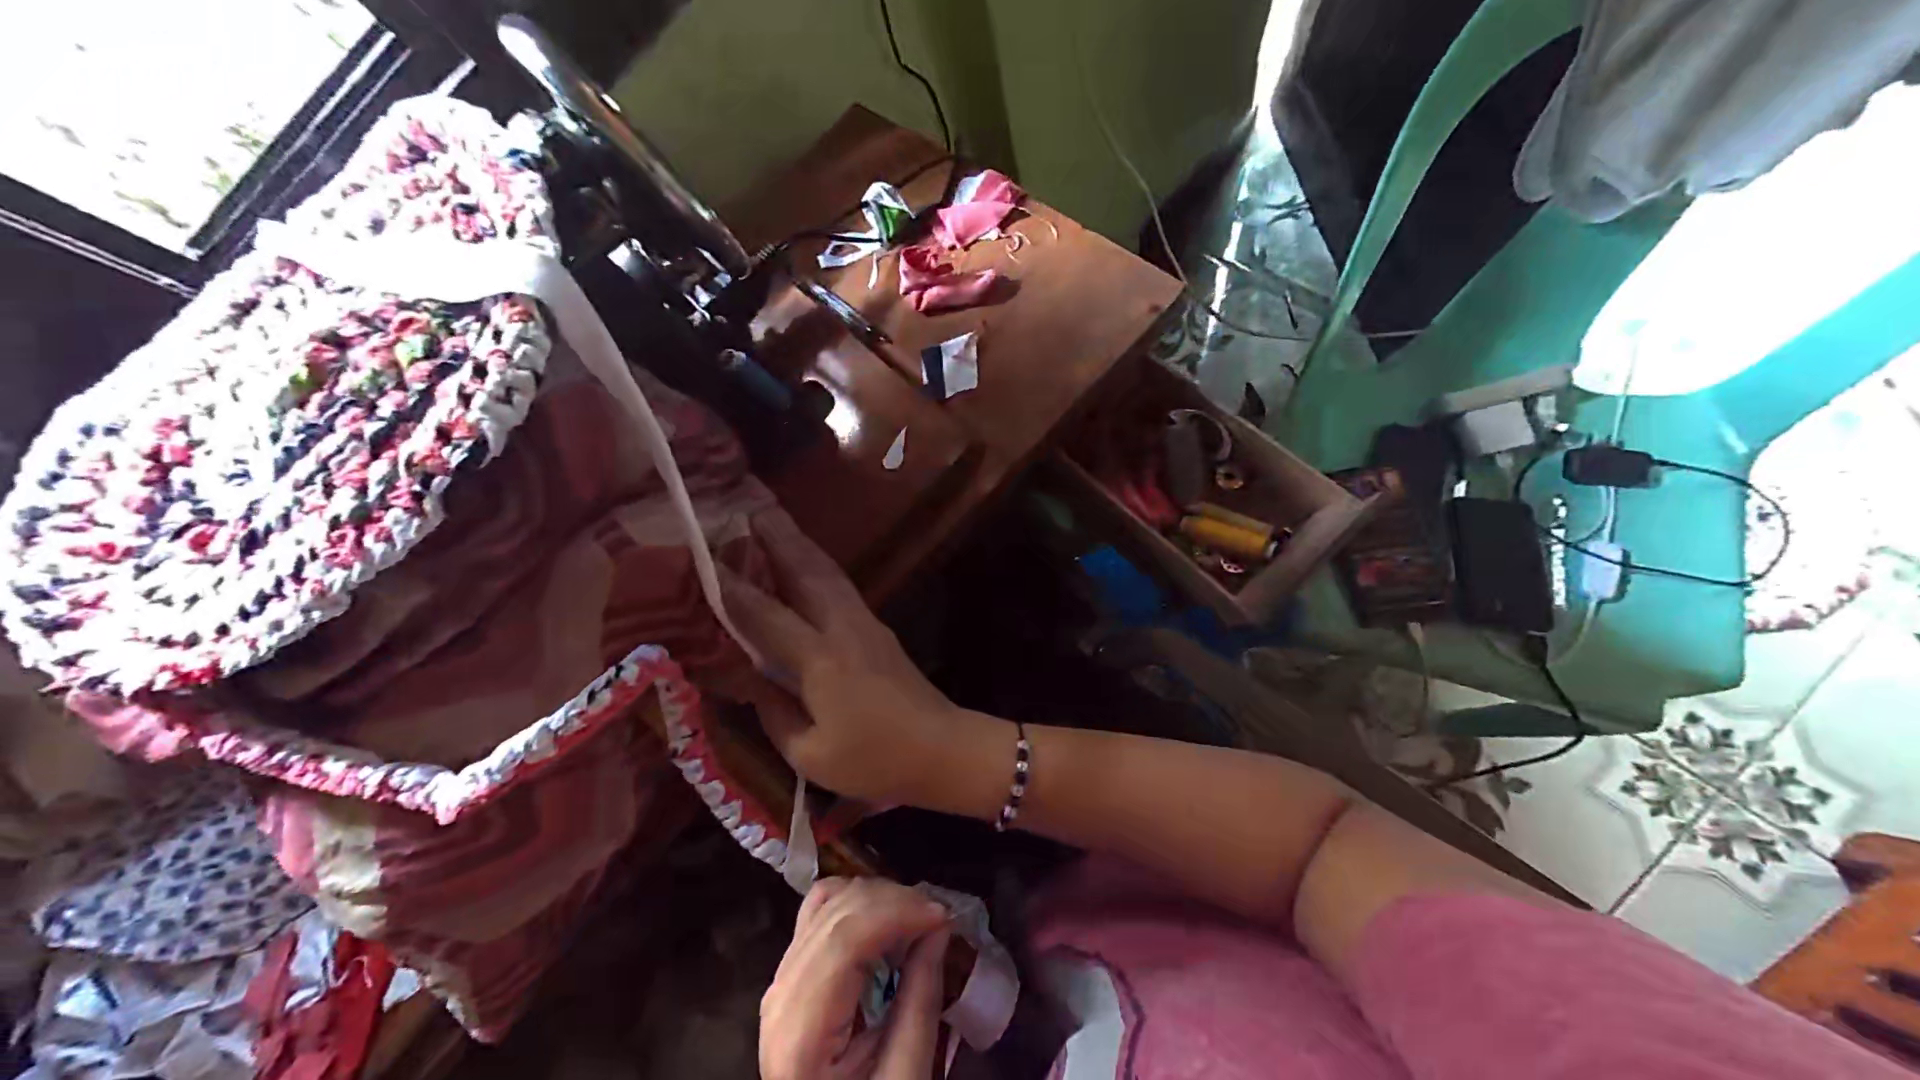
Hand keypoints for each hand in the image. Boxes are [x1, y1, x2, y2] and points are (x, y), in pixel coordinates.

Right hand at [720, 509, 1007, 808]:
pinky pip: (840, 586)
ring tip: (774, 521)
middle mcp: (844, 629)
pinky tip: (807, 562)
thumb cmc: (875, 760)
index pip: (767, 615)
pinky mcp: (878, 629)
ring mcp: (866, 623)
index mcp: (822, 661)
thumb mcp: (811, 754)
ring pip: (828, 572)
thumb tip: (753, 681)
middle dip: (777, 539)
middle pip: (807, 573)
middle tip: (748, 508)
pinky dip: (818, 565)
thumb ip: (774, 714)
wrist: (943, 749)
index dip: (733, 589)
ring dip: (799, 544)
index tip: (703, 560)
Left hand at [761, 878, 951, 1079]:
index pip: (842, 940)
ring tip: (917, 919)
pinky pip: (819, 913)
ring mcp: (779, 982)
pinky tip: (887, 922)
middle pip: (834, 911)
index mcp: (799, 1035)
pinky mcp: (790, 975)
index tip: (943, 916)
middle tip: (939, 917)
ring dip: (877, 897)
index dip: (895, 912)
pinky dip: (857, 904)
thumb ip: (920, 1002)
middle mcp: (778, 997)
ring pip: (825, 901)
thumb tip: (939, 927)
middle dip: (893, 900)